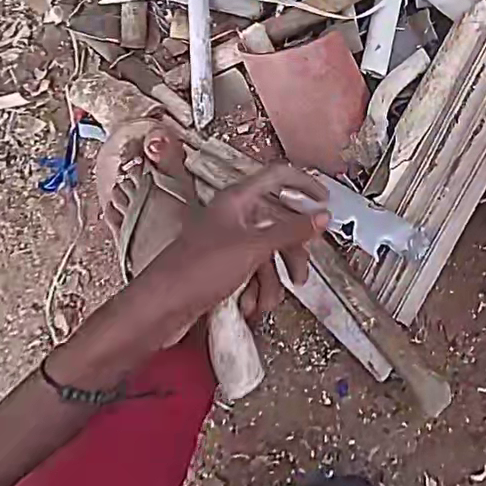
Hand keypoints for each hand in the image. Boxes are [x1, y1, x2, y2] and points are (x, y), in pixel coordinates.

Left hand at [52, 164, 327, 388]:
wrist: (159, 309)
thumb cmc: (200, 269)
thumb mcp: (252, 248)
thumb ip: (290, 230)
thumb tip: (322, 215)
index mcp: (237, 199)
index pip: (278, 177)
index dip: (304, 183)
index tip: (325, 200)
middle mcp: (233, 217)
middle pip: (277, 225)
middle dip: (289, 255)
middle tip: (299, 276)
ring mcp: (227, 244)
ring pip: (267, 255)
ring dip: (269, 282)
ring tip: (261, 303)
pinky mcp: (222, 269)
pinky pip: (252, 274)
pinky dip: (254, 291)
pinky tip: (245, 307)